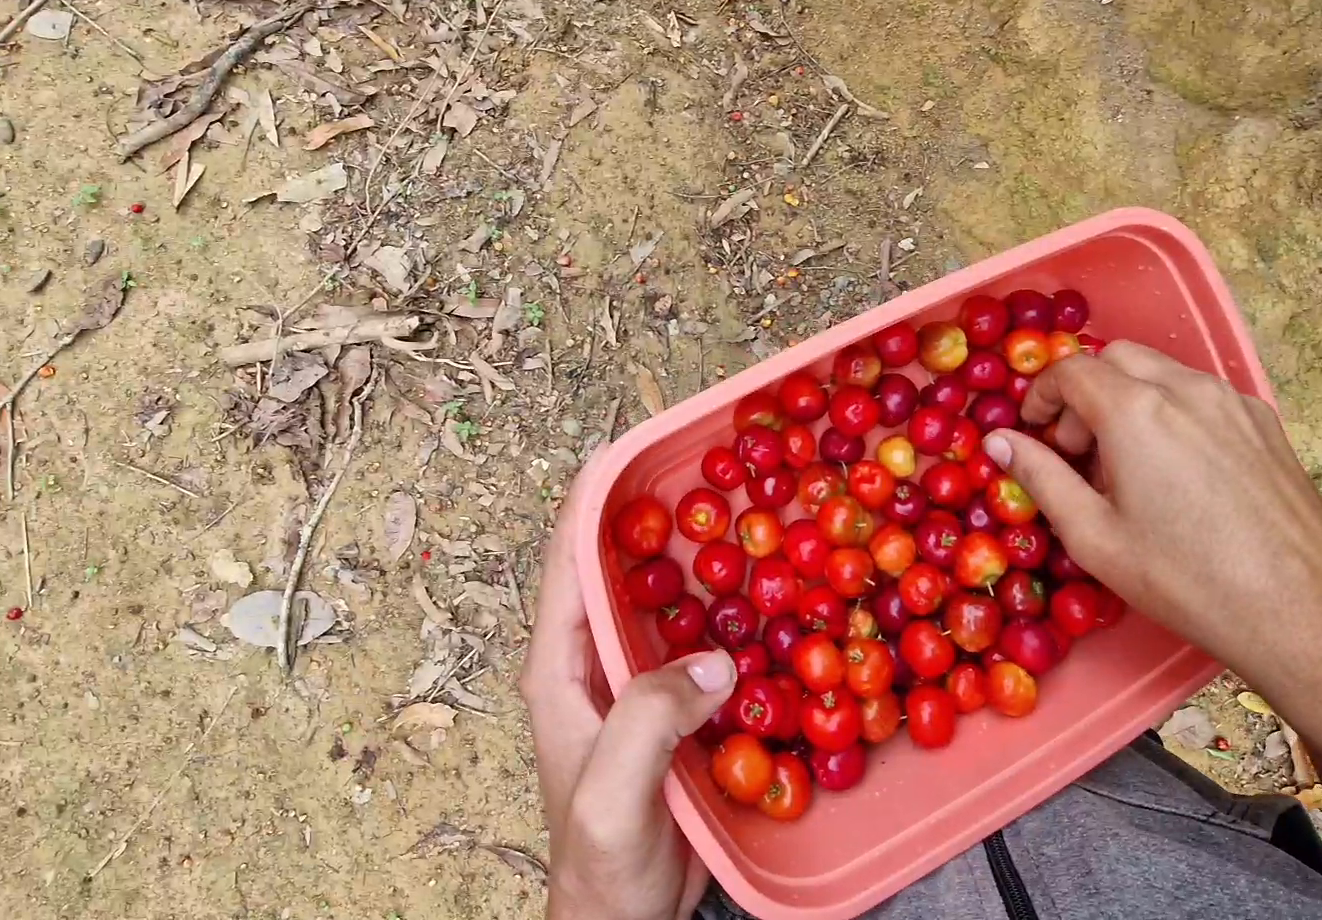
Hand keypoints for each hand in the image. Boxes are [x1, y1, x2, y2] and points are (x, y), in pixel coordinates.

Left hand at [522, 458, 736, 919]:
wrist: (624, 919)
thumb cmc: (602, 862)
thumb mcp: (612, 793)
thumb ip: (648, 721)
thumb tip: (713, 663)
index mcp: (559, 665)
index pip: (567, 561)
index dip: (590, 499)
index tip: (624, 448)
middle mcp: (594, 658)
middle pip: (618, 566)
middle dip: (653, 517)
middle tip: (704, 474)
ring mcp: (634, 678)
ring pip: (664, 598)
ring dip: (696, 560)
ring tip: (740, 517)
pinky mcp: (670, 701)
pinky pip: (698, 638)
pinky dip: (723, 611)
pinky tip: (762, 596)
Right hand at [980, 341, 1321, 710]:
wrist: (1303, 615)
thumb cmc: (1184, 580)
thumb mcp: (1092, 535)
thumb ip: (1039, 476)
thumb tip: (999, 441)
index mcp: (1136, 411)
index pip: (1072, 370)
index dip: (1041, 395)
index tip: (1034, 432)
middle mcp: (1187, 390)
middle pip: (1115, 358)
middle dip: (1083, 393)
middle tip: (1077, 451)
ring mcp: (1234, 403)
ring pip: (1161, 372)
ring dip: (1125, 399)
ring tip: (1125, 466)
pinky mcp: (1266, 425)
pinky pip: (1200, 394)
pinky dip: (1168, 410)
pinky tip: (1174, 471)